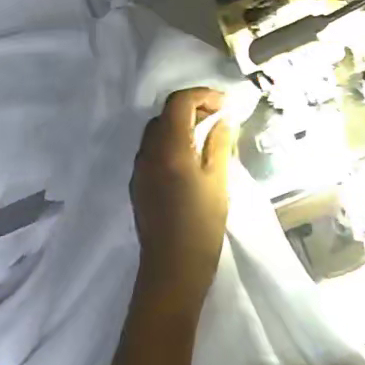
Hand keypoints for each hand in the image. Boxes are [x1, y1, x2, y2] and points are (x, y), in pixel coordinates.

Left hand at [129, 88, 237, 310]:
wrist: (172, 269)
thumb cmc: (202, 225)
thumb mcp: (219, 181)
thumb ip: (220, 144)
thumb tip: (225, 119)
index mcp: (170, 147)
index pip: (179, 102)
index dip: (203, 95)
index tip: (225, 104)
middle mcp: (149, 152)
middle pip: (166, 114)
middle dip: (193, 107)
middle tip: (219, 116)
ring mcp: (139, 168)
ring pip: (157, 131)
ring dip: (181, 124)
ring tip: (207, 136)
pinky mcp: (138, 184)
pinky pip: (153, 150)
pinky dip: (171, 142)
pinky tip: (190, 158)